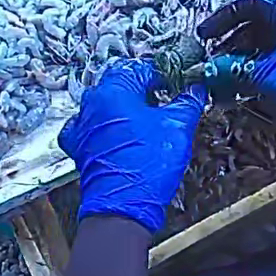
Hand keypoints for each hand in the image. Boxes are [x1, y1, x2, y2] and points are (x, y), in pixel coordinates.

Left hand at [58, 60, 205, 233]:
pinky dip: (104, 128)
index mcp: (113, 91)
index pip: (140, 69)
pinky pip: (90, 129)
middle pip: (119, 85)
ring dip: (124, 109)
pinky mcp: (79, 148)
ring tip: (145, 120)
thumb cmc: (147, 163)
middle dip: (142, 90)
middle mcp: (91, 104)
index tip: (176, 84)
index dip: (162, 75)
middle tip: (165, 100)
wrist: (122, 206)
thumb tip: (196, 89)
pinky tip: (118, 135)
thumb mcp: (177, 126)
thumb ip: (187, 102)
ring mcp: (81, 127)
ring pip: (104, 107)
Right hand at [197, 0, 275, 146]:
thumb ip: (235, 71)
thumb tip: (203, 70)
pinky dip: (247, 77)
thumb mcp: (272, 77)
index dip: (225, 15)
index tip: (205, 35)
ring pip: (256, 49)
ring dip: (234, 64)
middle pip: (251, 27)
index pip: (253, 2)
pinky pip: (265, 67)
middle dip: (226, 44)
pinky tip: (232, 93)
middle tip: (208, 62)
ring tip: (217, 82)